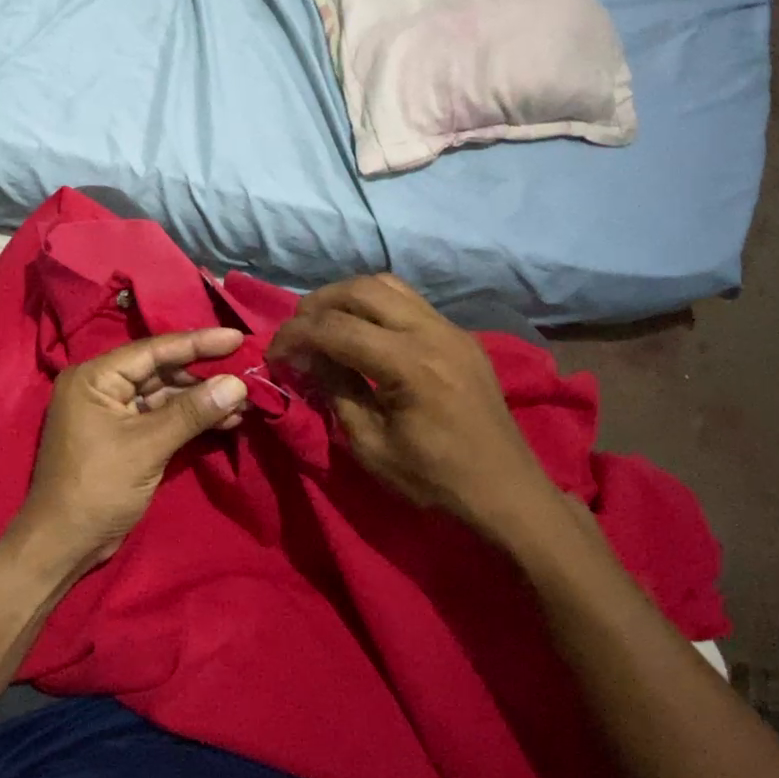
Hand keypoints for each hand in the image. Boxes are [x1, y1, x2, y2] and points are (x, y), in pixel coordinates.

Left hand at [7, 328, 249, 579]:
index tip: (238, 337)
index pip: (151, 351)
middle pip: (159, 371)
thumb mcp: (147, 447)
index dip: (197, 343)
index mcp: (93, 378)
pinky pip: (160, 418)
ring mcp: (111, 414)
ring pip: (163, 396)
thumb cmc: (97, 487)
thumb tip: (238, 384)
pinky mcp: (123, 438)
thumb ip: (191, 412)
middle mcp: (100, 388)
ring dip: (202, 400)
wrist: (64, 542)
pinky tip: (226, 421)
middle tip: (249, 373)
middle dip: (203, 375)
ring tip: (247, 403)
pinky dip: (190, 420)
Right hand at [269, 274, 559, 539]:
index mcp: (410, 365)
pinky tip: (359, 332)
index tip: (272, 354)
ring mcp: (450, 329)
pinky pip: (407, 301)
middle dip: (316, 306)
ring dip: (345, 298)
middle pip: (360, 290)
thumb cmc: (433, 479)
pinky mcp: (459, 336)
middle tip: (295, 334)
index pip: (335, 328)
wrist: (506, 492)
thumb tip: (305, 358)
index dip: (294, 335)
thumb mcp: (369, 444)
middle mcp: (432, 333)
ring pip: (386, 285)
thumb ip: (335, 390)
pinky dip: (373, 305)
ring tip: (322, 326)